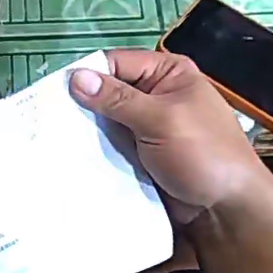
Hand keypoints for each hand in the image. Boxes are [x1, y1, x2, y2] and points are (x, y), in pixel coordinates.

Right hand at [69, 50, 272, 222]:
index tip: (55, 96)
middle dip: (82, 107)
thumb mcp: (160, 119)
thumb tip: (76, 77)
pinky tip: (71, 159)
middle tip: (48, 122)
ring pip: (104, 123)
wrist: (224, 208)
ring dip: (85, 134)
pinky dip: (94, 153)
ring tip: (53, 143)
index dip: (87, 76)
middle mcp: (154, 96)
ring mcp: (145, 128)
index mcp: (167, 73)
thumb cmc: (203, 154)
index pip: (115, 63)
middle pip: (106, 93)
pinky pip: (109, 148)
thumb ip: (118, 99)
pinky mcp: (138, 155)